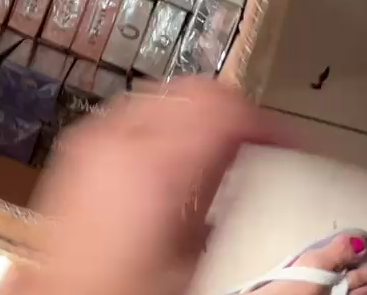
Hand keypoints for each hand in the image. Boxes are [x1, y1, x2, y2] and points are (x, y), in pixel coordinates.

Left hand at [0, 78, 285, 294]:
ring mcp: (93, 137)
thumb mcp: (197, 265)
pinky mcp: (80, 147)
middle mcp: (118, 136)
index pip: (223, 103)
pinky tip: (177, 164)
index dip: (264, 119)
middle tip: (261, 146)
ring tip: (222, 158)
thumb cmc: (119, 290)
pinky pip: (135, 113)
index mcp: (154, 162)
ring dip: (199, 117)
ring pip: (165, 95)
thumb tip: (283, 202)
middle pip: (194, 90)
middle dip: (232, 114)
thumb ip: (240, 216)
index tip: (285, 138)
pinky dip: (166, 124)